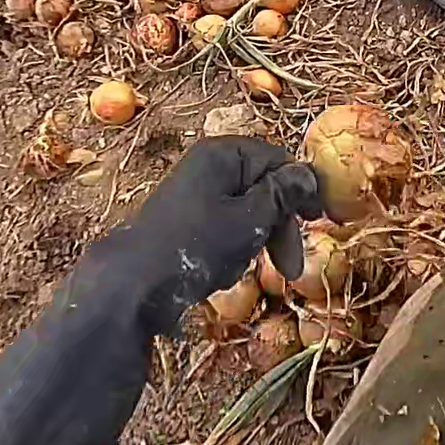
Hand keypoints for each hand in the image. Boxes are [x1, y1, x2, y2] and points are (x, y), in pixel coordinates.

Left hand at [96, 136, 321, 332]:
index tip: (317, 220)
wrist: (128, 290)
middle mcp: (210, 167)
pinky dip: (233, 247)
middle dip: (279, 227)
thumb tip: (309, 175)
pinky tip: (223, 271)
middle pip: (264, 188)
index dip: (301, 190)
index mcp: (224, 154)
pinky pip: (225, 226)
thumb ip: (284, 194)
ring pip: (247, 211)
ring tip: (242, 266)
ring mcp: (196, 194)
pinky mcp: (186, 221)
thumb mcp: (251, 218)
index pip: (279, 161)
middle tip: (292, 266)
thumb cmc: (195, 244)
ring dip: (256, 241)